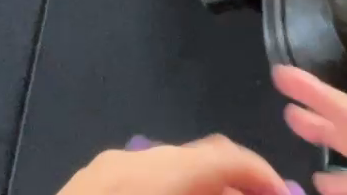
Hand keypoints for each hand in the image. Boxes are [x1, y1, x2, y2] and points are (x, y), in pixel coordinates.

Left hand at [55, 135, 292, 194]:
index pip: (219, 155)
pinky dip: (172, 194)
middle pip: (195, 161)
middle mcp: (125, 161)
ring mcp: (101, 171)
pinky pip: (142, 183)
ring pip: (169, 172)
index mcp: (149, 173)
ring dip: (202, 193)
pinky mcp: (86, 188)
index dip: (260, 172)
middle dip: (233, 187)